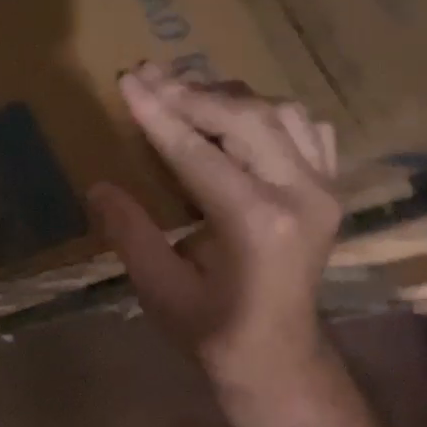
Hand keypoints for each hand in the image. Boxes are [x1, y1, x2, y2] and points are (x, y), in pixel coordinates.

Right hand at [87, 64, 341, 381]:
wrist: (275, 354)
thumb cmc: (207, 326)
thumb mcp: (157, 285)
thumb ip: (130, 231)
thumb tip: (98, 186)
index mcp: (256, 221)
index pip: (197, 150)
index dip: (157, 112)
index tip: (127, 79)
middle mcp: (301, 194)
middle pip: (246, 118)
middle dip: (190, 91)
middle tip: (146, 72)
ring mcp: (324, 189)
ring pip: (281, 114)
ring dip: (227, 96)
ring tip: (180, 88)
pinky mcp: (328, 190)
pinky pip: (307, 130)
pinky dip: (267, 112)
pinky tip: (233, 114)